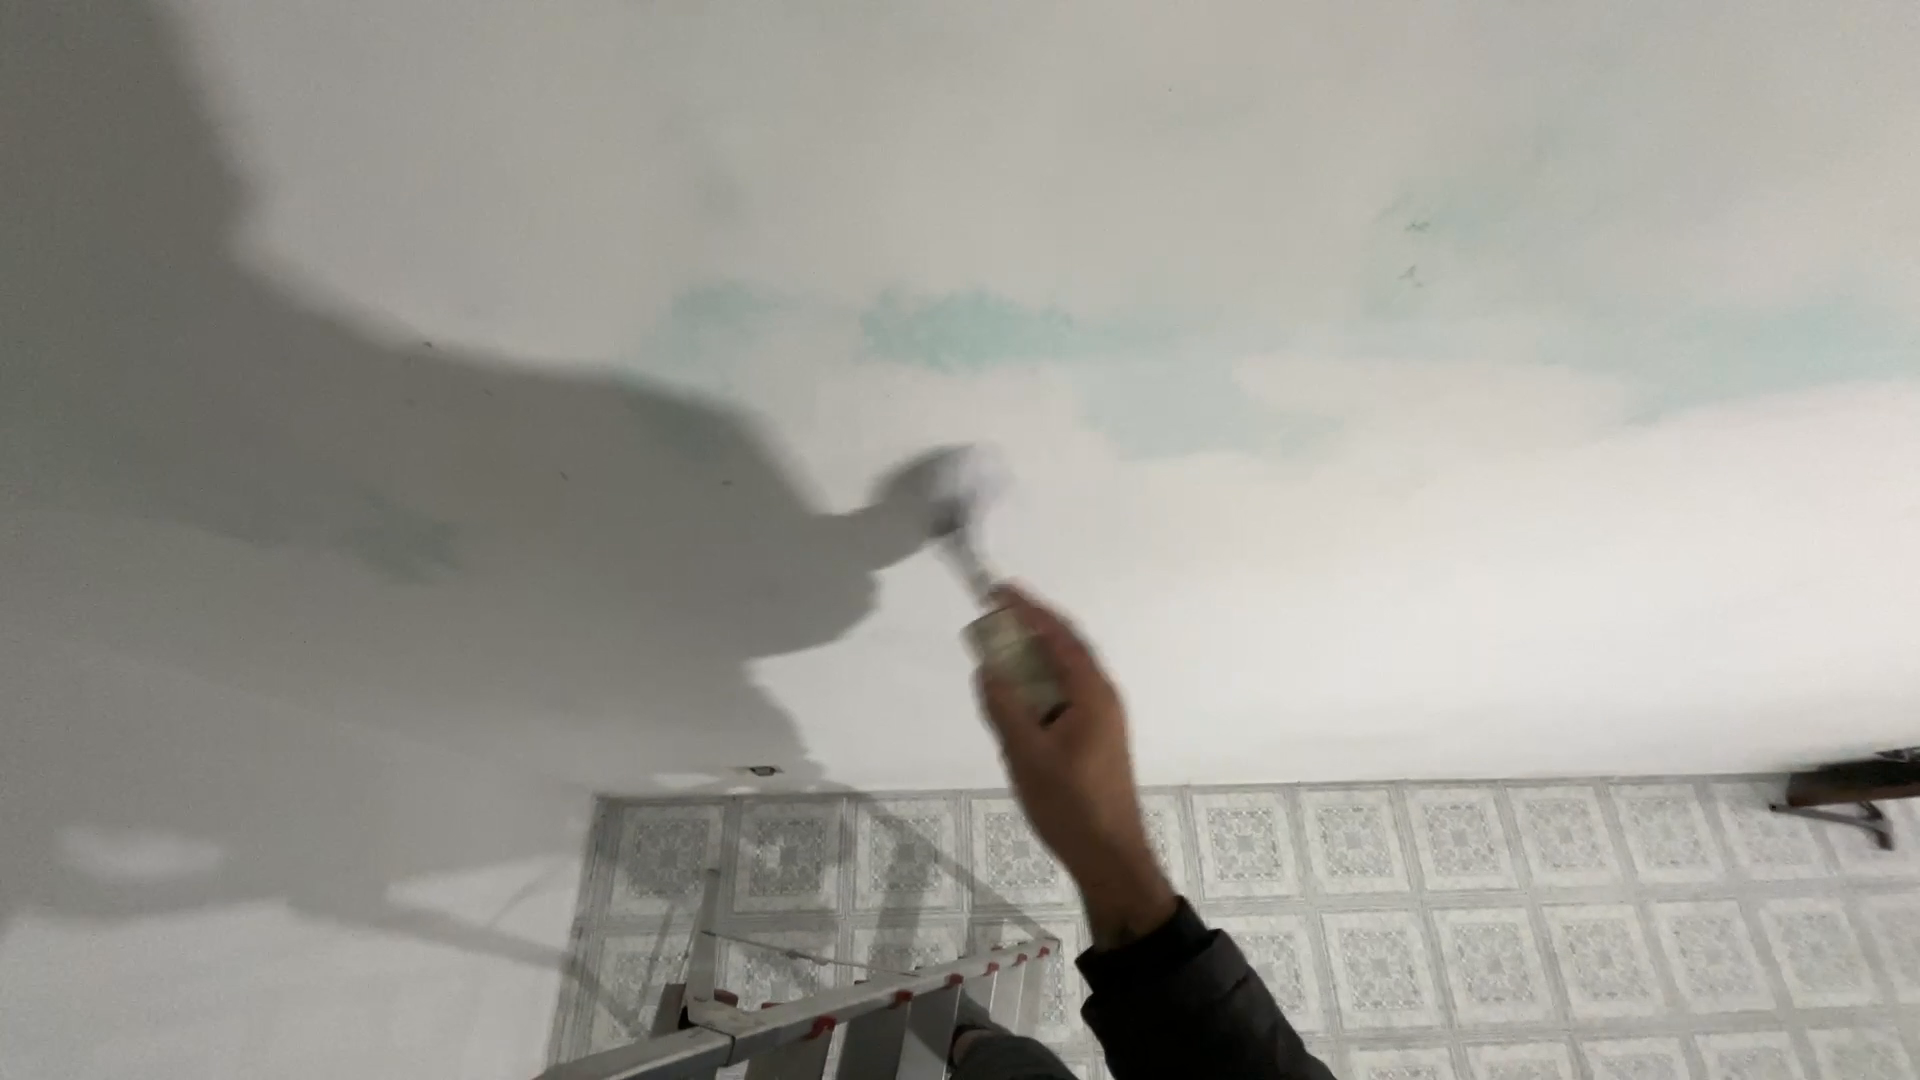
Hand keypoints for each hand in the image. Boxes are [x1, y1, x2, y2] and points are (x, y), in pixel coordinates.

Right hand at [973, 584, 1175, 946]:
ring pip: (1063, 674)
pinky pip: (1062, 696)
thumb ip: (1004, 707)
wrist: (1109, 856)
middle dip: (1028, 629)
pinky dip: (1037, 686)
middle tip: (992, 617)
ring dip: (1032, 659)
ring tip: (997, 653)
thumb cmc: (1070, 804)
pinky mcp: (1093, 737)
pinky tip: (1016, 699)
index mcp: (1092, 693)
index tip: (999, 591)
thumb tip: (987, 670)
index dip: (1028, 610)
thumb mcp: (1026, 754)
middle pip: (1064, 649)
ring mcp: (1100, 718)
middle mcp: (1101, 697)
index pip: (1058, 636)